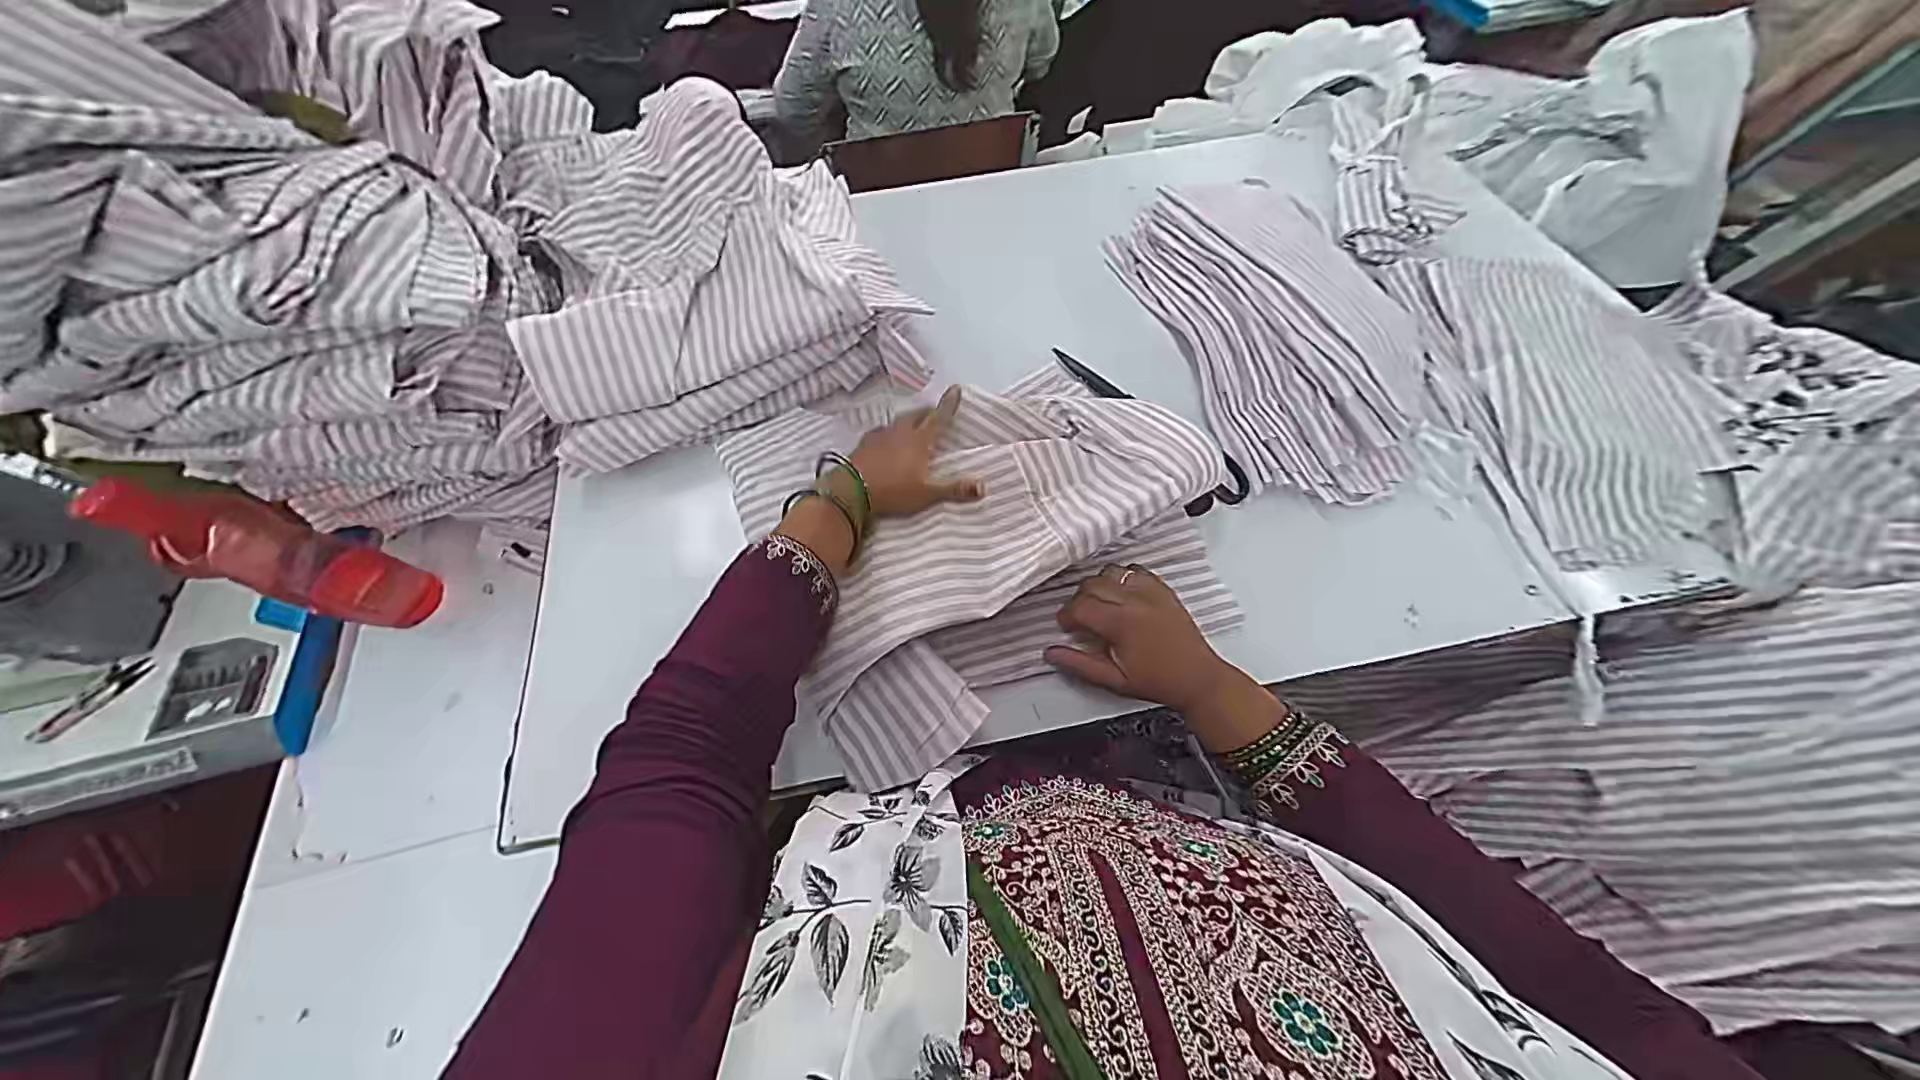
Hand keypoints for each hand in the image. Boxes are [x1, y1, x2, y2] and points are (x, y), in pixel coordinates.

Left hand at [847, 385, 984, 517]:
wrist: (851, 490)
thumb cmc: (893, 490)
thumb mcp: (927, 494)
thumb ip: (954, 489)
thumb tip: (983, 487)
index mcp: (919, 441)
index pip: (939, 418)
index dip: (948, 404)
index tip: (955, 389)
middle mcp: (900, 432)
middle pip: (917, 416)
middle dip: (927, 412)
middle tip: (934, 413)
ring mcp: (880, 436)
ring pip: (898, 422)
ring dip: (908, 421)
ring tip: (911, 425)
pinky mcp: (864, 443)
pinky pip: (880, 432)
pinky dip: (888, 433)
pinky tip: (885, 439)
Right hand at [1044, 565, 1287, 752]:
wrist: (1197, 679)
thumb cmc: (1158, 681)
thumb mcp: (1114, 680)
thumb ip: (1079, 664)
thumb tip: (1052, 653)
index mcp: (1121, 623)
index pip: (1081, 606)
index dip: (1066, 615)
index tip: (1066, 625)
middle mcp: (1135, 601)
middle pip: (1092, 585)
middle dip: (1078, 600)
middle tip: (1080, 618)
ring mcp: (1151, 593)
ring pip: (1111, 572)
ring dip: (1099, 585)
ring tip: (1099, 604)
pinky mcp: (1163, 590)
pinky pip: (1135, 571)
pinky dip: (1122, 577)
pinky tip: (1121, 594)